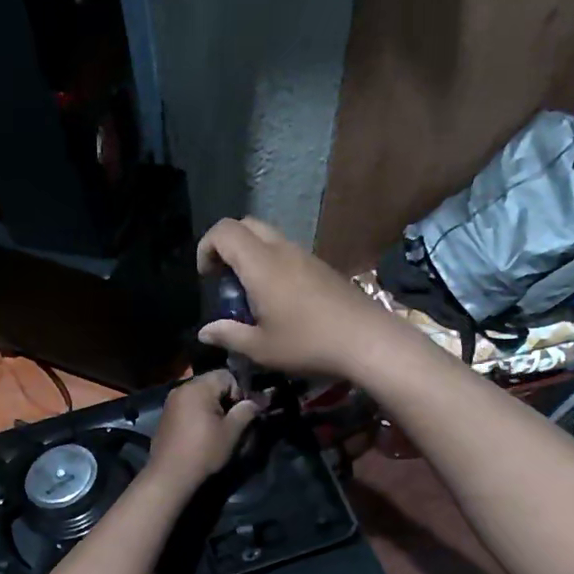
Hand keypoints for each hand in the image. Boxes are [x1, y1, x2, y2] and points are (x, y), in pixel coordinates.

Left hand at [144, 370, 261, 490]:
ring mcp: (171, 401)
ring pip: (201, 394)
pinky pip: (189, 404)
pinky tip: (203, 431)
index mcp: (198, 387)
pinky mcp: (167, 414)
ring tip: (219, 427)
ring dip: (213, 405)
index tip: (242, 412)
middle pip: (212, 382)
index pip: (227, 375)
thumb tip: (257, 401)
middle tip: (233, 420)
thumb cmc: (204, 451)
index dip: (239, 391)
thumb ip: (247, 410)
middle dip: (226, 398)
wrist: (170, 475)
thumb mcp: (232, 431)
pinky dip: (199, 412)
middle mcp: (182, 388)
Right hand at [195, 217, 400, 380]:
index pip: (224, 231)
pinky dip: (271, 264)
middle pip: (245, 225)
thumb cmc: (308, 344)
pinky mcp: (321, 266)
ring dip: (250, 256)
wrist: (368, 340)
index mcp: (261, 264)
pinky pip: (287, 252)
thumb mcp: (260, 348)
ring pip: (268, 237)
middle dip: (226, 246)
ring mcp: (305, 255)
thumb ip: (228, 336)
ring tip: (250, 294)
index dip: (206, 247)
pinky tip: (278, 300)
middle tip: (225, 280)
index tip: (207, 279)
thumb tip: (205, 332)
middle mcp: (282, 250)